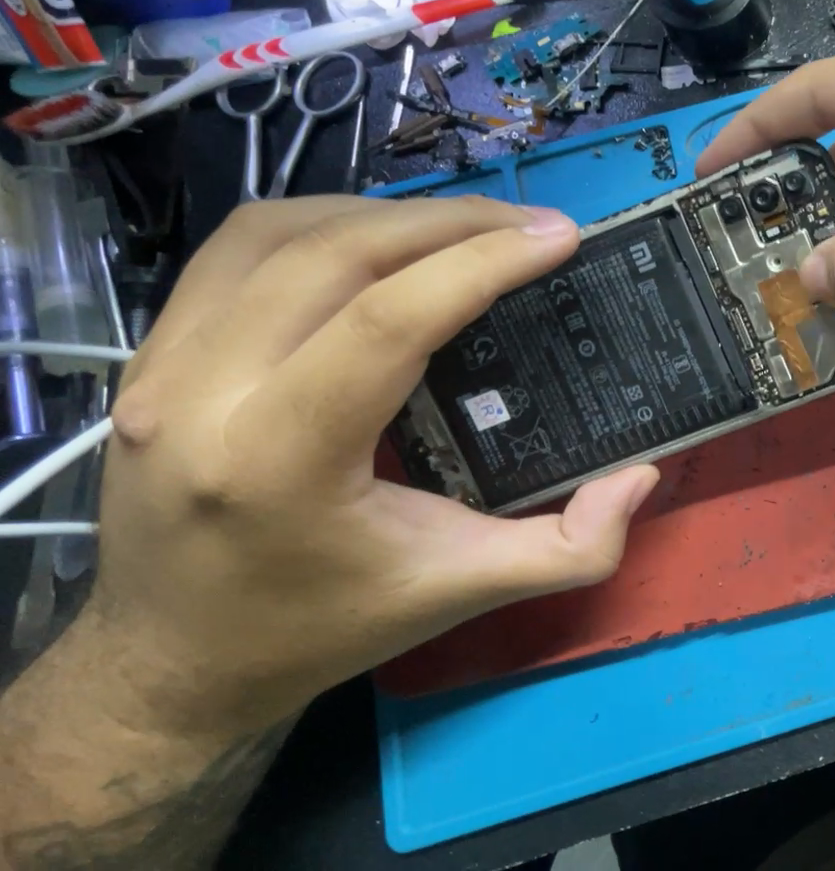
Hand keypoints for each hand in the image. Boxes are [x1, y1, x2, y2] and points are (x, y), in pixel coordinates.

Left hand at [82, 197, 657, 738]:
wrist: (171, 662)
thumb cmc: (325, 625)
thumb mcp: (463, 593)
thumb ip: (571, 547)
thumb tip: (641, 475)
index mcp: (278, 462)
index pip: (386, 322)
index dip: (481, 263)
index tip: (559, 237)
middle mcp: (201, 398)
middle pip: (331, 255)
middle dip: (448, 221)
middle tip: (533, 223)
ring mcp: (160, 368)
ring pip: (275, 233)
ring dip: (386, 213)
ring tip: (468, 227)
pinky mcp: (151, 354)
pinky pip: (238, 249)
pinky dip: (326, 224)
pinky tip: (385, 243)